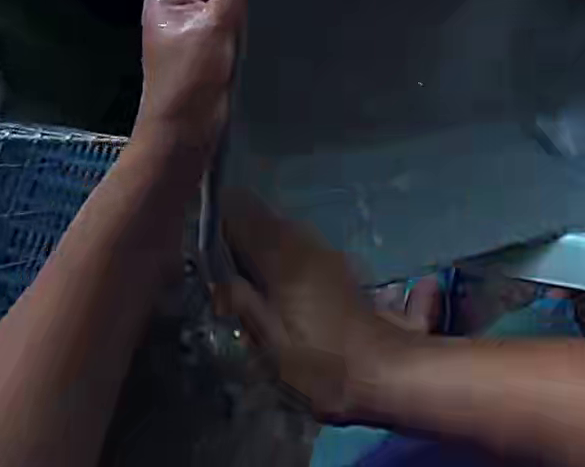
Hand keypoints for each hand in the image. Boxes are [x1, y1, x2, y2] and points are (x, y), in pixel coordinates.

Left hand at [135, 0, 265, 156]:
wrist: (184, 131)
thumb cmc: (192, 74)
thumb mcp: (217, 23)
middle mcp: (178, 7)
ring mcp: (193, 28)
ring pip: (224, 0)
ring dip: (244, 2)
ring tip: (268, 6)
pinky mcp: (209, 47)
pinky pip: (229, 22)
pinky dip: (244, 20)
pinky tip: (263, 24)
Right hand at [218, 191, 411, 422]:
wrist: (379, 365)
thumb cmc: (320, 362)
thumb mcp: (271, 343)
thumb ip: (243, 305)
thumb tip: (218, 280)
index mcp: (283, 259)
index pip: (245, 222)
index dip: (223, 220)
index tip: (205, 227)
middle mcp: (304, 243)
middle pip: (265, 221)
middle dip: (241, 226)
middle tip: (220, 245)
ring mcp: (323, 249)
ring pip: (283, 228)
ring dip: (262, 234)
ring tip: (242, 256)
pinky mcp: (336, 261)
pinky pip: (299, 239)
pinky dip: (281, 244)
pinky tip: (275, 269)